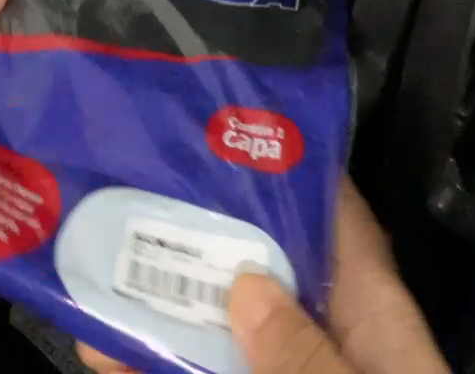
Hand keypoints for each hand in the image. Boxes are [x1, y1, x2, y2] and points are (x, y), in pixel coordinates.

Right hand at [78, 181, 447, 373]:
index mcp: (376, 329)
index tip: (229, 124)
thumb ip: (311, 363)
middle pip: (268, 270)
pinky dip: (156, 364)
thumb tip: (248, 286)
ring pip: (224, 333)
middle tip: (136, 184)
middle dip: (204, 232)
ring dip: (165, 304)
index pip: (343, 225)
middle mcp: (331, 349)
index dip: (296, 169)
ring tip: (98, 261)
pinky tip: (104, 352)